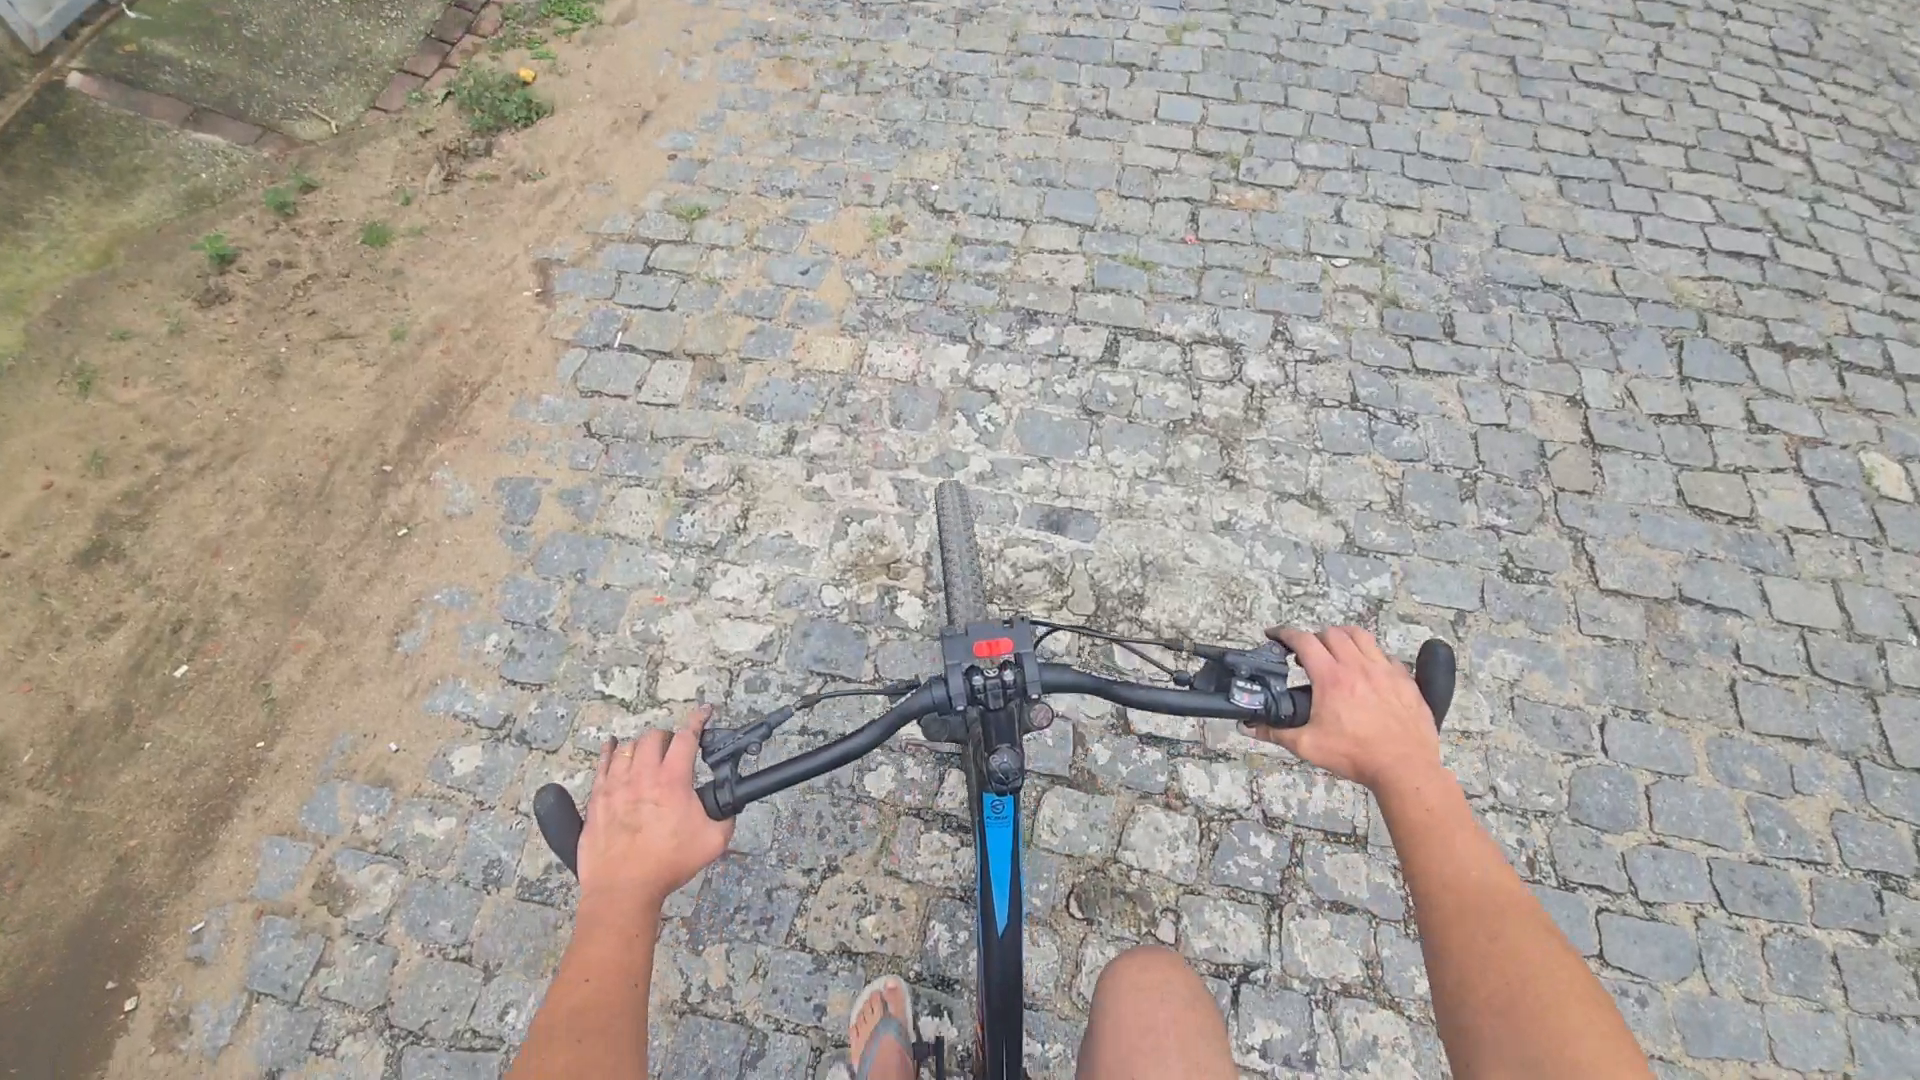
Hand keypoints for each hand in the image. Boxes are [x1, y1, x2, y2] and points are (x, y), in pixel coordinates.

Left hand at [577, 706, 732, 910]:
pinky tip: (613, 747)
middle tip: (675, 749)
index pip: (687, 737)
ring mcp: (615, 785)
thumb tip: (729, 804)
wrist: (623, 888)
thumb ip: (726, 816)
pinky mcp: (596, 799)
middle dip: (668, 738)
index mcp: (673, 781)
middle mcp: (643, 776)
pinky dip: (609, 751)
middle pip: (654, 737)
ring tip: (648, 755)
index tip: (704, 712)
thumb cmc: (668, 864)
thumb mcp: (713, 841)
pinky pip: (601, 764)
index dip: (698, 720)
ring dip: (642, 746)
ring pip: (627, 747)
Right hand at [1242, 626, 1441, 793]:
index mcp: (1331, 678)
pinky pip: (1385, 655)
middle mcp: (1358, 667)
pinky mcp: (1405, 680)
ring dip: (1343, 637)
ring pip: (1361, 636)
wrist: (1405, 768)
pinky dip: (1370, 655)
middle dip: (1314, 637)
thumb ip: (1277, 733)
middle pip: (1332, 633)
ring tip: (1336, 650)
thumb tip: (1250, 728)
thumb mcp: (1308, 746)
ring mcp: (1385, 671)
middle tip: (1306, 653)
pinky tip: (1366, 671)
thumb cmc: (1355, 755)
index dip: (1285, 633)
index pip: (1303, 641)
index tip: (1275, 635)